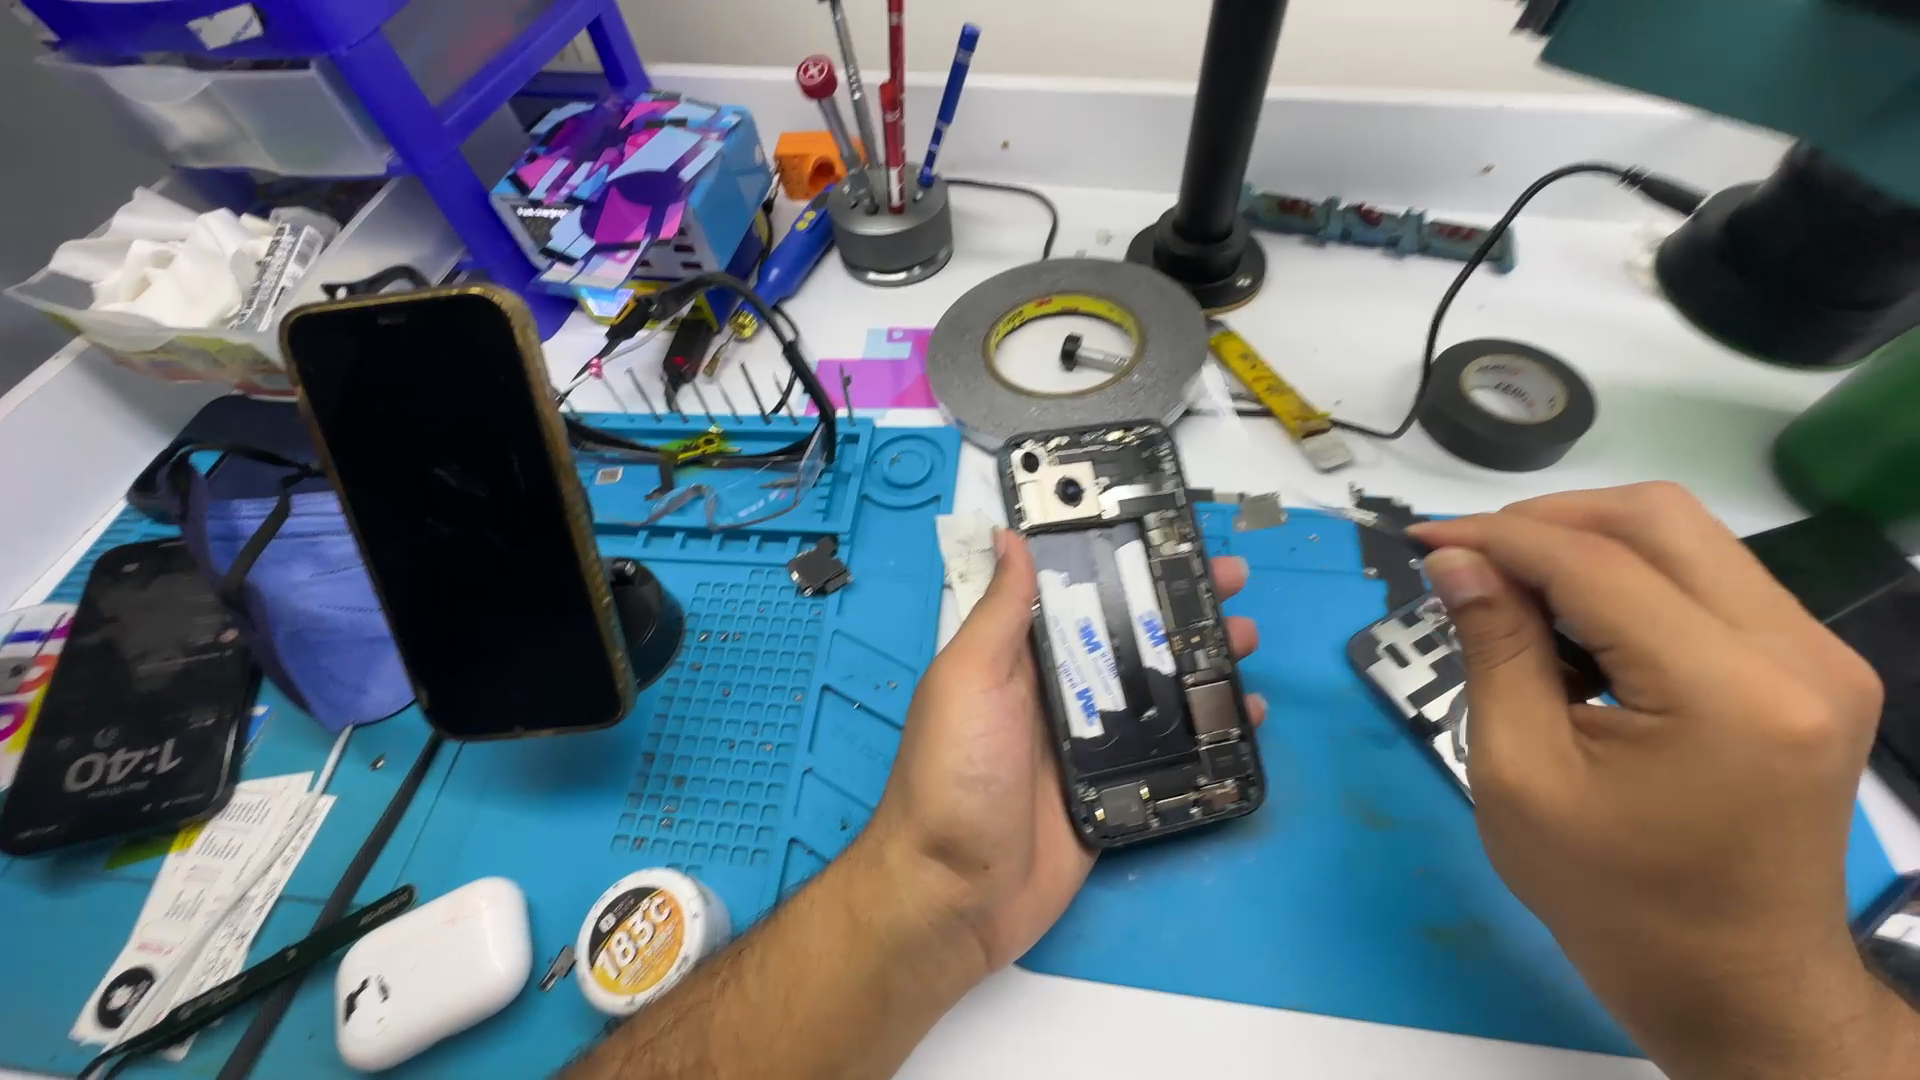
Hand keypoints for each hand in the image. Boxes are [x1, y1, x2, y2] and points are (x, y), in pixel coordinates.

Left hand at [859, 531, 1262, 973]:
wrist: (956, 892)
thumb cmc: (956, 772)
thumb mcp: (969, 677)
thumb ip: (1000, 612)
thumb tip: (1009, 536)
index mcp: (1022, 658)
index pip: (1081, 598)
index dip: (1125, 568)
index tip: (1170, 542)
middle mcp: (1060, 693)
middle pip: (1130, 640)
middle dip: (1179, 610)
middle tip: (1230, 586)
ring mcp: (1091, 745)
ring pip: (1158, 692)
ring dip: (1202, 663)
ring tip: (1246, 640)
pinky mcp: (1116, 791)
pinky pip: (1172, 754)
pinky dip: (1209, 733)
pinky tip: (1247, 717)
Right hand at [1409, 483, 1914, 1079]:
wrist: (1729, 978)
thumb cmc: (1607, 891)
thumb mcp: (1519, 770)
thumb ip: (1492, 649)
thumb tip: (1454, 559)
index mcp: (1726, 692)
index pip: (1593, 563)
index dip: (1495, 537)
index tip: (1420, 540)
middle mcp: (1796, 654)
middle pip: (1656, 517)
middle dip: (1542, 521)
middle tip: (1465, 559)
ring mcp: (1814, 657)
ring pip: (1682, 536)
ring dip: (1578, 544)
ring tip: (1505, 591)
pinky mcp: (1803, 668)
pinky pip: (1701, 577)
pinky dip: (1617, 577)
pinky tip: (1564, 624)